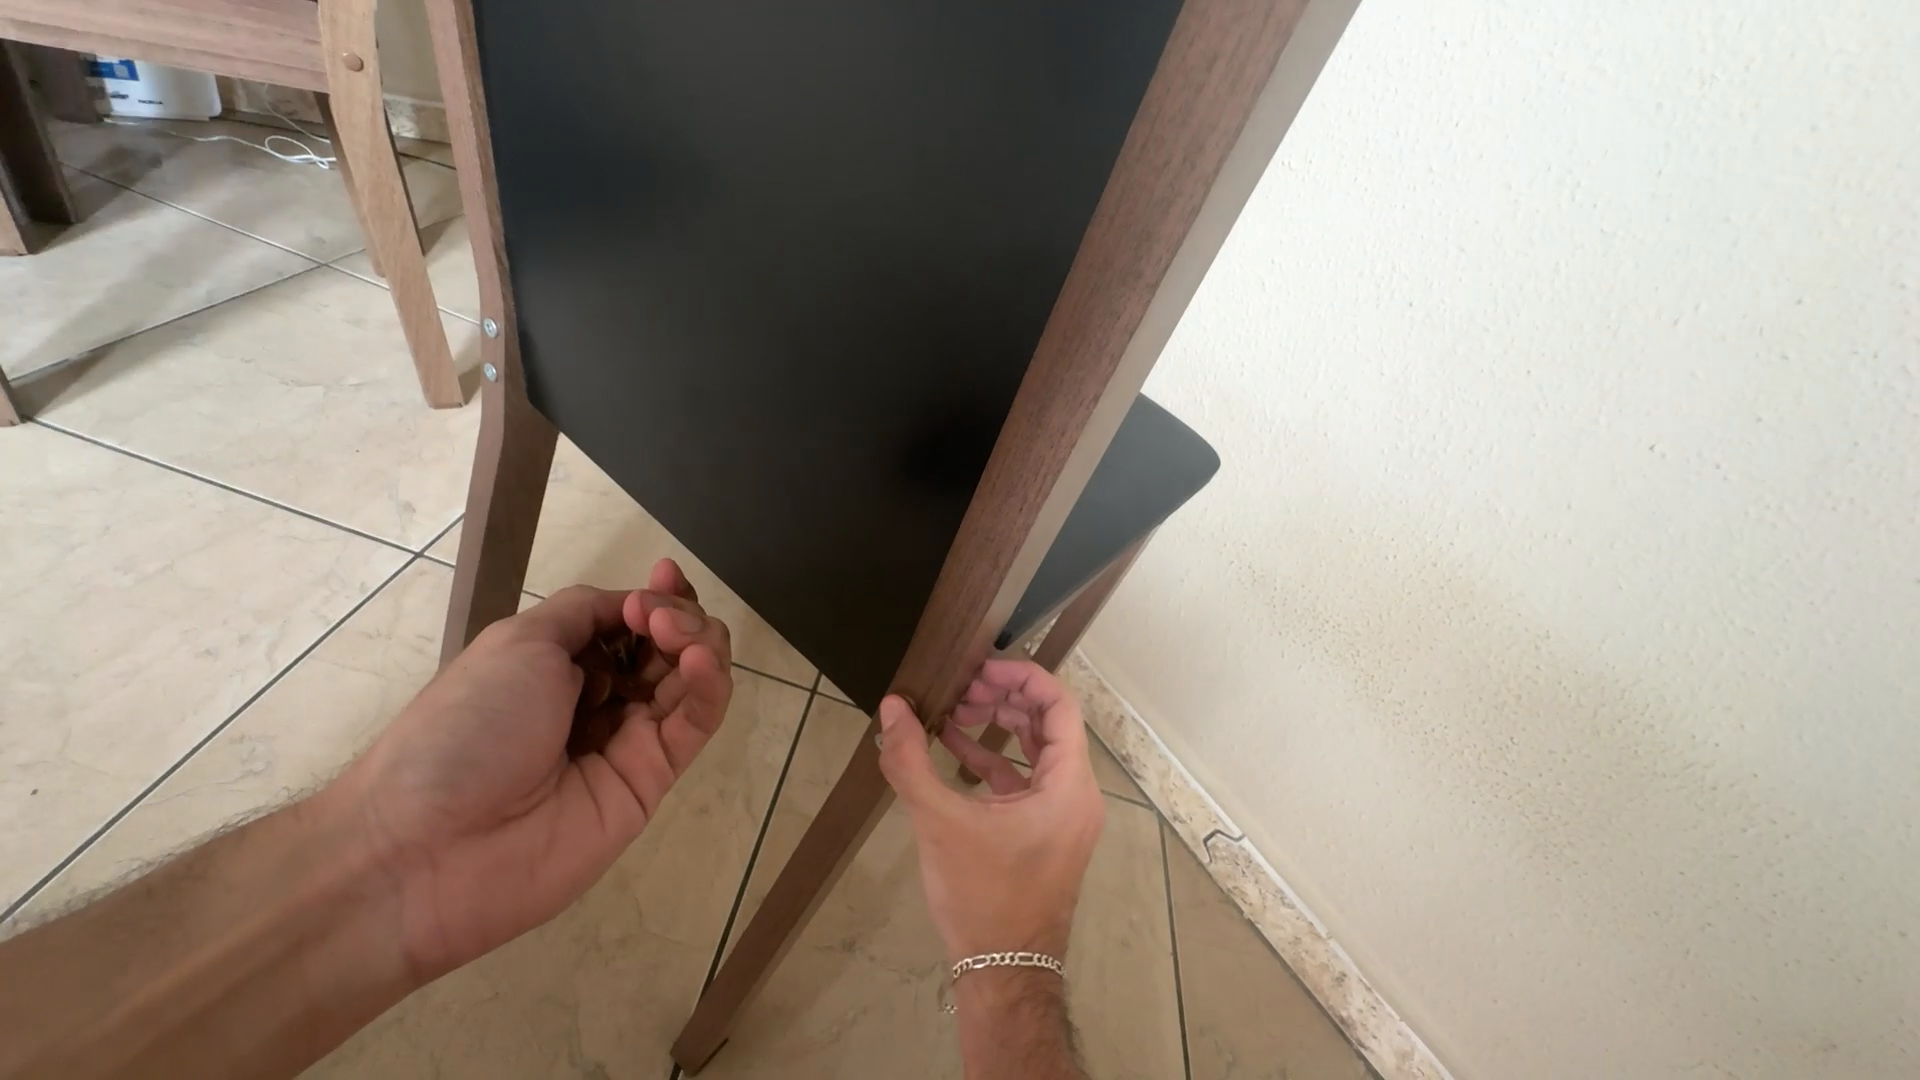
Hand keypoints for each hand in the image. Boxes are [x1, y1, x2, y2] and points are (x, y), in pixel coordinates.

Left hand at [333, 558, 732, 979]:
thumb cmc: (467, 727)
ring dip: (700, 643)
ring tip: (681, 635)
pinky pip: (694, 723)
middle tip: (659, 617)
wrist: (432, 846)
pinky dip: (709, 686)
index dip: (657, 596)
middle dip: (679, 615)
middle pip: (669, 646)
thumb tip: (637, 601)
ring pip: (691, 680)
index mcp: (563, 663)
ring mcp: (631, 738)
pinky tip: (701, 661)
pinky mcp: (655, 777)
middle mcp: (603, 696)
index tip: (664, 577)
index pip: (632, 620)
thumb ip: (585, 611)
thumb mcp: (518, 643)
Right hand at [877, 659, 1105, 962]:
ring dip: (998, 726)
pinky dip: (994, 760)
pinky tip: (953, 747)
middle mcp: (1076, 794)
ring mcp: (1062, 814)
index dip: (1021, 677)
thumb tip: (892, 707)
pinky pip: (1024, 780)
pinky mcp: (1043, 830)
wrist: (1002, 972)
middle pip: (1049, 722)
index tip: (979, 669)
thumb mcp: (940, 823)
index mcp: (1069, 786)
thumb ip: (911, 761)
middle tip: (960, 688)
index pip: (1060, 706)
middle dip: (1004, 698)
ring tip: (953, 710)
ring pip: (1037, 749)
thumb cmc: (981, 897)